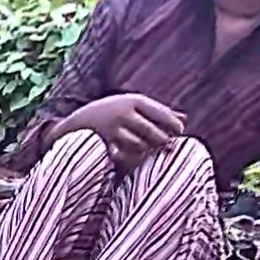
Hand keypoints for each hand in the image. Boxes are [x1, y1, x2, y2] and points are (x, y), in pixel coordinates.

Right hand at [63, 94, 185, 168]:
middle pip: (152, 130)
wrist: (75, 124)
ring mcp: (113, 129)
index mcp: (133, 101)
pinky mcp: (104, 143)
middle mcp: (124, 113)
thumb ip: (157, 114)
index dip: (172, 123)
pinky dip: (130, 157)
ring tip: (149, 152)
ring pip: (139, 144)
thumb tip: (184, 119)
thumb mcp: (132, 108)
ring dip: (146, 150)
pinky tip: (132, 158)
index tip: (180, 131)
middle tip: (167, 146)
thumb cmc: (110, 114)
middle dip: (161, 140)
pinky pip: (124, 154)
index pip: (159, 112)